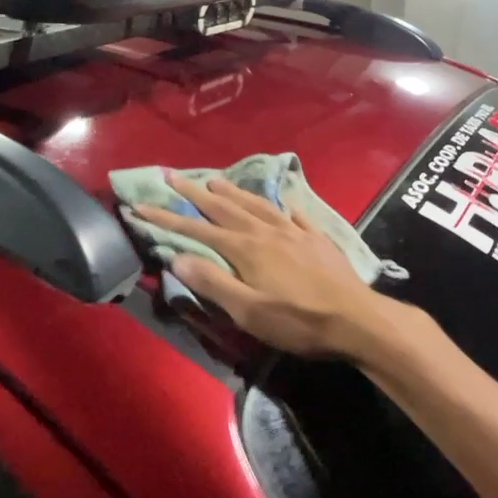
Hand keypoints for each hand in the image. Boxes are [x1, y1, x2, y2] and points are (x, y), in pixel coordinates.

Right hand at [132, 176, 409, 358]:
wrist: (357, 319)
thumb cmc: (298, 321)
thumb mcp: (248, 312)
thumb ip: (213, 283)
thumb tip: (177, 257)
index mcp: (245, 249)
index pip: (197, 229)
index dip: (166, 218)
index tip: (139, 206)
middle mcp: (266, 232)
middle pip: (224, 207)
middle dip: (195, 192)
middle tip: (172, 176)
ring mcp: (294, 231)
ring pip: (257, 204)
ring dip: (233, 192)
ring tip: (216, 180)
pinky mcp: (317, 239)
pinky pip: (294, 215)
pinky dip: (281, 206)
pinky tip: (281, 203)